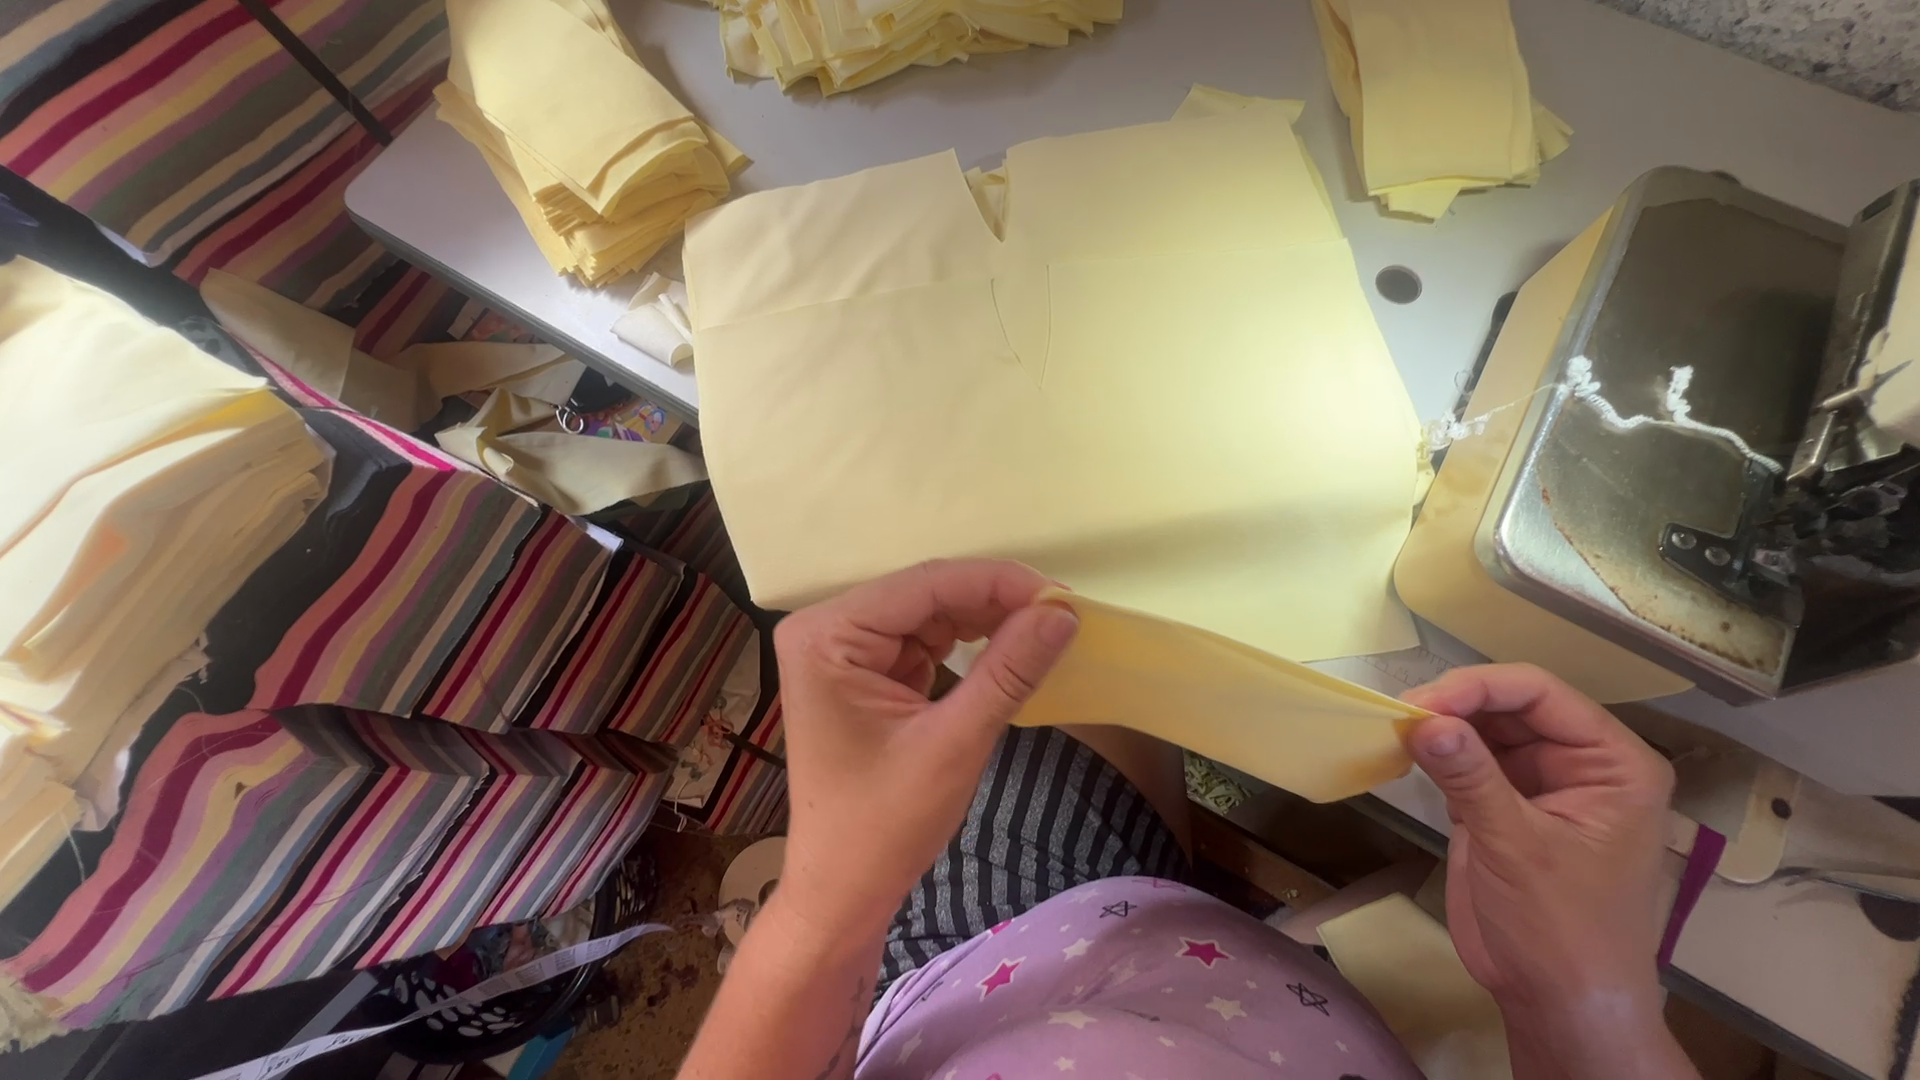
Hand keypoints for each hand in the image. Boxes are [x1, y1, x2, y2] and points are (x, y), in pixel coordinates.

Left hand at [771, 560, 1078, 939]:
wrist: (841, 892)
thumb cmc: (884, 827)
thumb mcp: (953, 743)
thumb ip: (1008, 671)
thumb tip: (1062, 612)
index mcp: (827, 635)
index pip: (924, 585)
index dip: (997, 583)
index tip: (1062, 596)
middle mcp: (827, 629)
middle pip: (925, 594)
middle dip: (994, 602)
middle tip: (1061, 615)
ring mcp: (843, 649)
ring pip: (930, 614)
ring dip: (985, 621)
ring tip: (1043, 631)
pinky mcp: (863, 670)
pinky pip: (923, 641)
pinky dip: (967, 645)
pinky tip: (1007, 648)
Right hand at [1402, 665, 1675, 1020]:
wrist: (1555, 999)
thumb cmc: (1562, 928)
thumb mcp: (1516, 848)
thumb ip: (1471, 778)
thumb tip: (1422, 721)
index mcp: (1612, 764)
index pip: (1542, 695)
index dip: (1479, 688)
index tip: (1420, 705)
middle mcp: (1578, 762)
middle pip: (1509, 703)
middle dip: (1454, 703)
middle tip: (1398, 716)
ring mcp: (1537, 781)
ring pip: (1482, 725)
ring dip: (1440, 723)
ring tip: (1394, 728)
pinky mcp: (1499, 801)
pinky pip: (1464, 757)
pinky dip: (1433, 749)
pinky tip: (1402, 749)